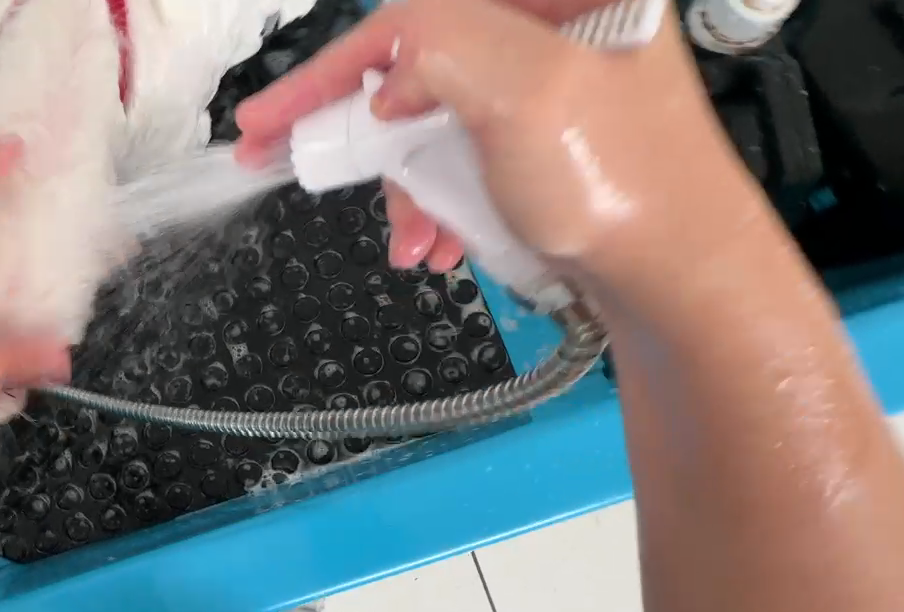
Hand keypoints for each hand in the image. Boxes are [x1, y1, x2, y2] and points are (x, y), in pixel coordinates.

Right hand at [233, 0, 762, 287]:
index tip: (261, 121)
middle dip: (365, 145)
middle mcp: (551, 26)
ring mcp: (538, 85)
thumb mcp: (527, 95)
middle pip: (410, 75)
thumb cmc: (620, 184)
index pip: (412, 19)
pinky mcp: (528, 136)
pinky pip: (448, 160)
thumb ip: (443, 53)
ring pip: (424, 129)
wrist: (665, 271)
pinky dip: (431, 205)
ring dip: (405, 193)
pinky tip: (440, 239)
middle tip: (295, 171)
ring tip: (416, 241)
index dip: (325, 73)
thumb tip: (384, 81)